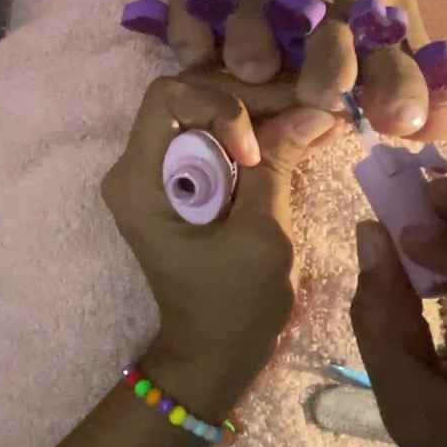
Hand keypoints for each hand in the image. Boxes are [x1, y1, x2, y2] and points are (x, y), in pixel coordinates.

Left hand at [102, 74, 333, 387]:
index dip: (220, 107)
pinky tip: (296, 138)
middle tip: (309, 116)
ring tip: (313, 124)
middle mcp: (132, 169)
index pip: (167, 98)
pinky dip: (250, 136)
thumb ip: (278, 165)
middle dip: (249, 103)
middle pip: (186, 99)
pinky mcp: (173, 182)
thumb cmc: (235, 302)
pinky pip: (208, 139)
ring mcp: (151, 174)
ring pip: (201, 113)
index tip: (255, 151)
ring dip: (257, 115)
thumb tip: (313, 109)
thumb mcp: (262, 233)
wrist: (212, 348)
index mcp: (137, 182)